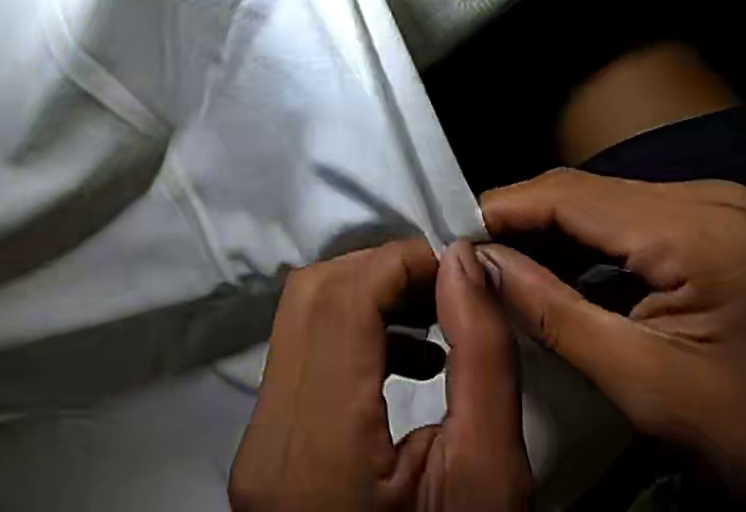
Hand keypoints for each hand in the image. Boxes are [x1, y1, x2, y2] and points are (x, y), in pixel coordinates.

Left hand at [230, 238, 530, 511]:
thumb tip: (460, 262)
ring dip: (364, 300)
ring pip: (299, 320)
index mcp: (316, 447)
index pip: (338, 299)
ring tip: (434, 318)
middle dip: (379, 274)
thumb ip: (480, 360)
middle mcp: (267, 435)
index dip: (396, 262)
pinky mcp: (266, 448)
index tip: (453, 263)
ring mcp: (257, 441)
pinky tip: (406, 360)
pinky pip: (299, 359)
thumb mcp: (488, 483)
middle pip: (310, 299)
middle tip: (445, 287)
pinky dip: (347, 337)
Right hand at [476, 169, 745, 510]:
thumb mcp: (641, 382)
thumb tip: (475, 260)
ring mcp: (716, 205)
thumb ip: (548, 310)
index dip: (500, 211)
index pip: (566, 196)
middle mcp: (709, 199)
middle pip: (578, 191)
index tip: (451, 236)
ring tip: (506, 267)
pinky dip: (582, 240)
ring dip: (547, 232)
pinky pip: (622, 214)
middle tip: (474, 258)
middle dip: (520, 222)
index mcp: (700, 233)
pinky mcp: (714, 219)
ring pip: (594, 200)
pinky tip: (557, 271)